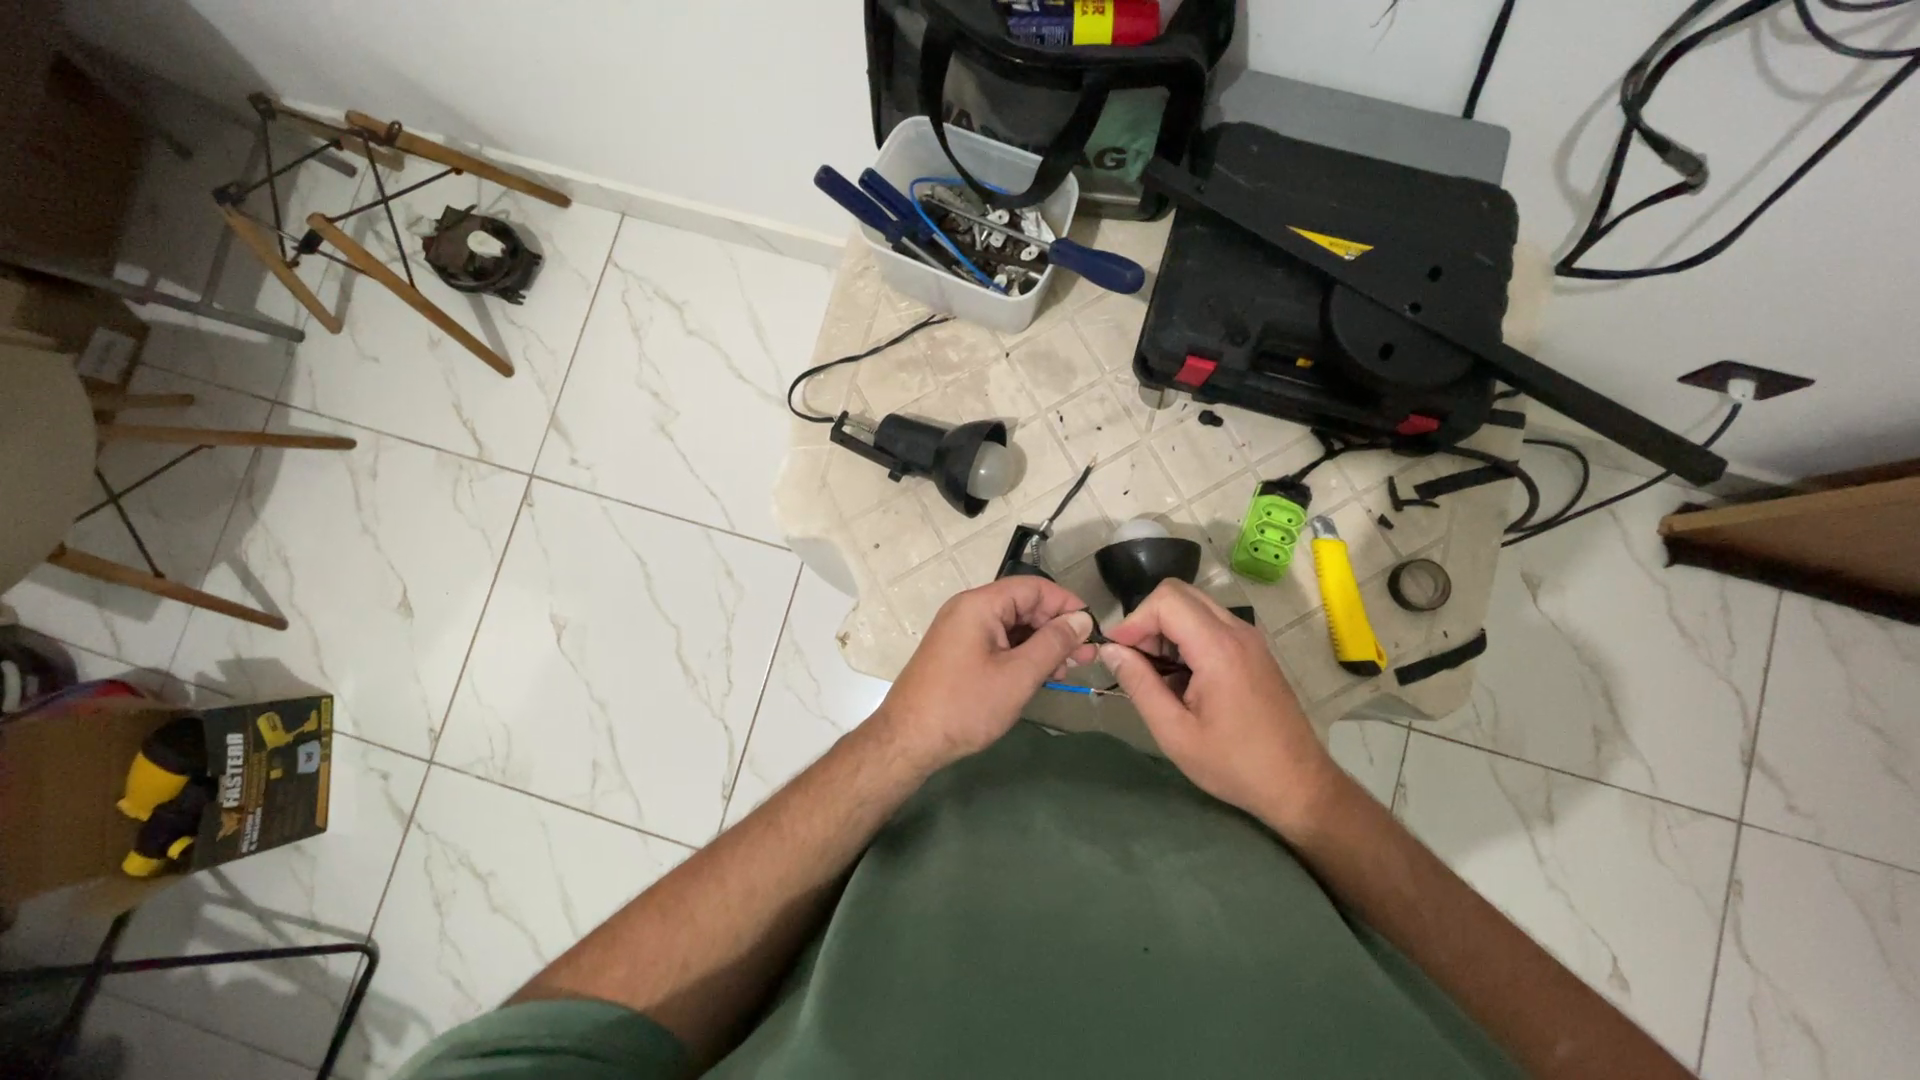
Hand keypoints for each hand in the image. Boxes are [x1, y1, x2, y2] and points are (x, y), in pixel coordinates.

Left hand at [872, 576, 1096, 770]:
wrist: (908, 740)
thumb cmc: (965, 706)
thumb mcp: (1018, 675)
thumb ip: (1053, 643)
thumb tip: (1082, 619)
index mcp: (979, 605)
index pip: (1033, 588)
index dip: (1066, 604)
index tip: (1093, 629)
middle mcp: (968, 610)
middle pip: (1023, 605)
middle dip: (1056, 628)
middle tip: (1086, 656)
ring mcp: (960, 632)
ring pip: (1012, 627)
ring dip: (1042, 645)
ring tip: (1067, 671)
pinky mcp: (957, 654)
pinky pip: (998, 643)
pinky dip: (1021, 655)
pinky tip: (1040, 676)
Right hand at [1099, 580, 1344, 833]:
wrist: (1299, 785)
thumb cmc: (1234, 765)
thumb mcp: (1175, 732)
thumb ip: (1139, 685)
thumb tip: (1110, 651)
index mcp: (1219, 649)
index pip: (1166, 600)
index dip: (1134, 620)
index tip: (1118, 653)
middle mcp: (1238, 632)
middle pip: (1180, 593)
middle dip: (1148, 620)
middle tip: (1134, 660)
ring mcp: (1250, 639)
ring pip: (1195, 606)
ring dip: (1166, 628)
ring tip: (1155, 673)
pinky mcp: (1254, 650)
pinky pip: (1211, 624)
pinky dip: (1187, 637)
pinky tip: (1181, 678)